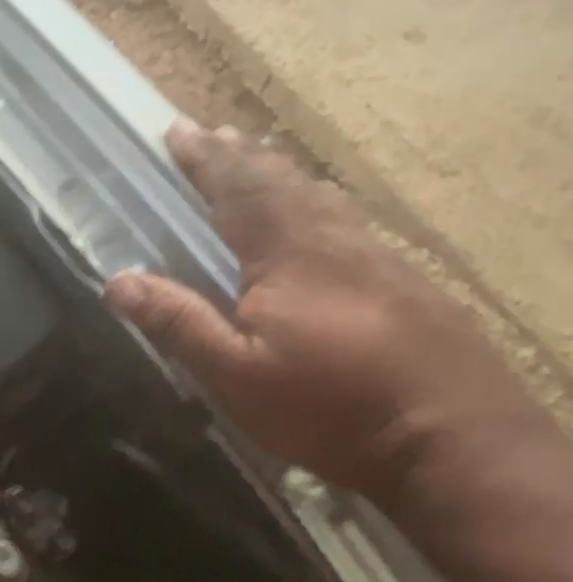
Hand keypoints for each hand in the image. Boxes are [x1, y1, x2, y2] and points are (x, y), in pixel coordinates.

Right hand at [106, 119, 543, 497]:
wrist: (463, 451)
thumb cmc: (333, 411)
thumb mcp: (236, 376)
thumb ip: (179, 323)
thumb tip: (119, 280)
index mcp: (292, 260)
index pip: (241, 194)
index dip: (207, 162)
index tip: (179, 130)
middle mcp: (341, 248)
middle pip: (287, 188)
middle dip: (245, 159)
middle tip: (215, 133)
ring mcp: (386, 267)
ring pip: (327, 204)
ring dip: (285, 177)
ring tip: (262, 161)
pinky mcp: (414, 292)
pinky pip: (354, 226)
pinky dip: (322, 205)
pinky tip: (324, 218)